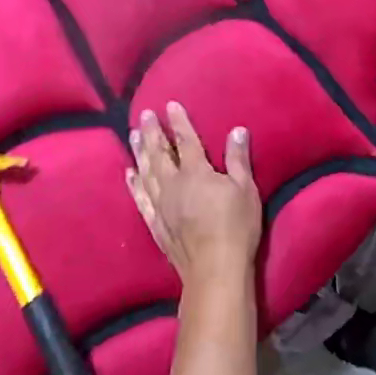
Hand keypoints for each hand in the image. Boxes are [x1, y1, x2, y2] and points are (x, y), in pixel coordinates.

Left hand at [128, 102, 262, 290]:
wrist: (215, 269)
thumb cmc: (236, 226)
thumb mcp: (246, 189)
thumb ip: (238, 159)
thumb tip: (237, 130)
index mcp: (196, 172)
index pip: (186, 140)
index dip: (178, 121)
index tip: (170, 105)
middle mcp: (173, 184)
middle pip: (159, 153)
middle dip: (151, 132)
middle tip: (143, 115)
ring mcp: (161, 204)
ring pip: (146, 172)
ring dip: (139, 153)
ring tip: (132, 136)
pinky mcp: (155, 224)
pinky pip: (141, 199)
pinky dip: (134, 184)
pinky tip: (130, 175)